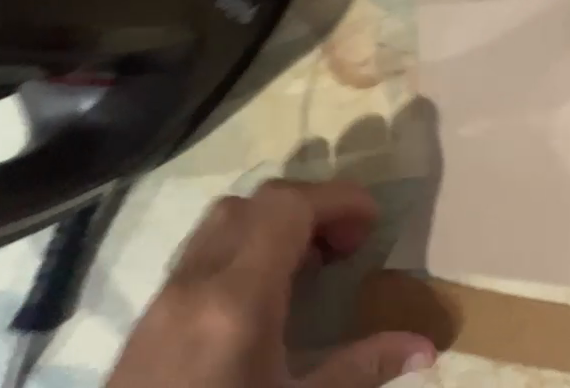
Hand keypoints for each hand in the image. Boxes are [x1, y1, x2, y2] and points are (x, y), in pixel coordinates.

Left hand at [106, 180, 436, 387]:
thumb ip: (360, 370)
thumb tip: (425, 347)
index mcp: (237, 300)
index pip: (288, 207)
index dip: (339, 199)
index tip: (372, 224)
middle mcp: (196, 284)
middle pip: (257, 202)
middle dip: (312, 206)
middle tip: (346, 245)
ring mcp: (163, 301)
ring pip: (223, 221)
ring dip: (274, 223)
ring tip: (308, 265)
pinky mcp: (145, 324)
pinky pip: (202, 252)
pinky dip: (243, 248)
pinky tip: (263, 297)